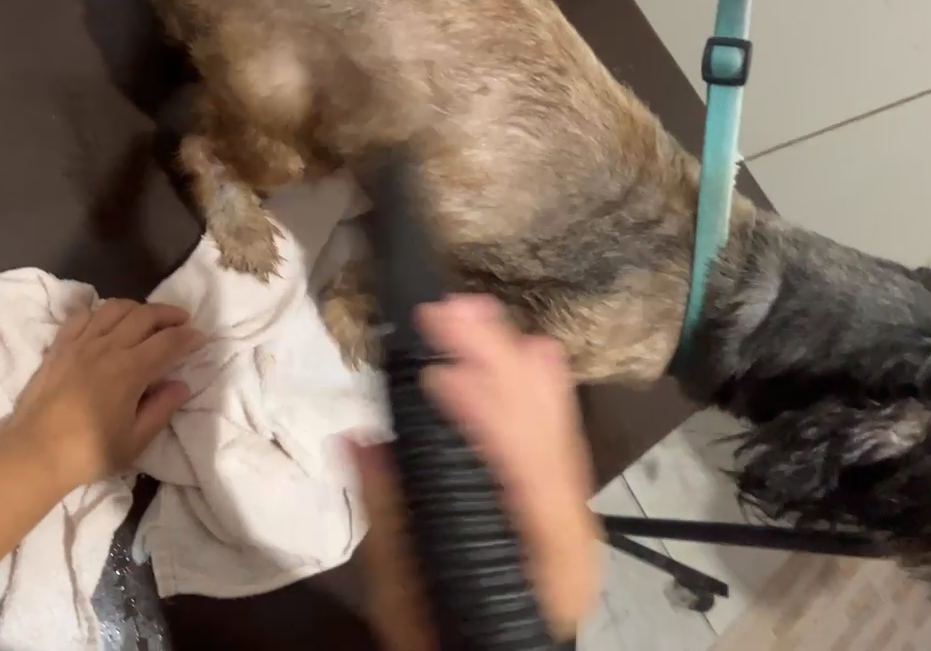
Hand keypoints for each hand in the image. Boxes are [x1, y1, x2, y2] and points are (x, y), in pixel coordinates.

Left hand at [2, 299, 204, 490]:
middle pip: (144, 315)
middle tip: (182, 320)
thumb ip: (161, 408)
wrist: (35, 453)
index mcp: (130, 370)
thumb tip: (181, 385)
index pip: (168, 342)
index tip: (201, 336)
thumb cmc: (89, 453)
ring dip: (137, 307)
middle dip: (168, 313)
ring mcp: (81, 343)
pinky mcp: (60, 346)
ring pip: (114, 308)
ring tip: (147, 317)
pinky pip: (83, 316)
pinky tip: (106, 322)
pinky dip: (100, 312)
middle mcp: (108, 347)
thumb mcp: (135, 440)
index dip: (188, 337)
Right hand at [412, 294, 603, 636]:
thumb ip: (390, 515)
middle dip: (494, 366)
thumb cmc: (449, 631)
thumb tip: (359, 440)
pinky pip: (556, 434)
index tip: (437, 373)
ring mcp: (572, 510)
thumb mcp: (407, 593)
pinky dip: (540, 386)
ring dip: (512, 364)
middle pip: (536, 433)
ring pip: (551, 426)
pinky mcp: (563, 499)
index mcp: (533, 555)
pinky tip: (530, 349)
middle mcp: (566, 525)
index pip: (513, 472)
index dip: (478, 415)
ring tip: (476, 312)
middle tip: (450, 311)